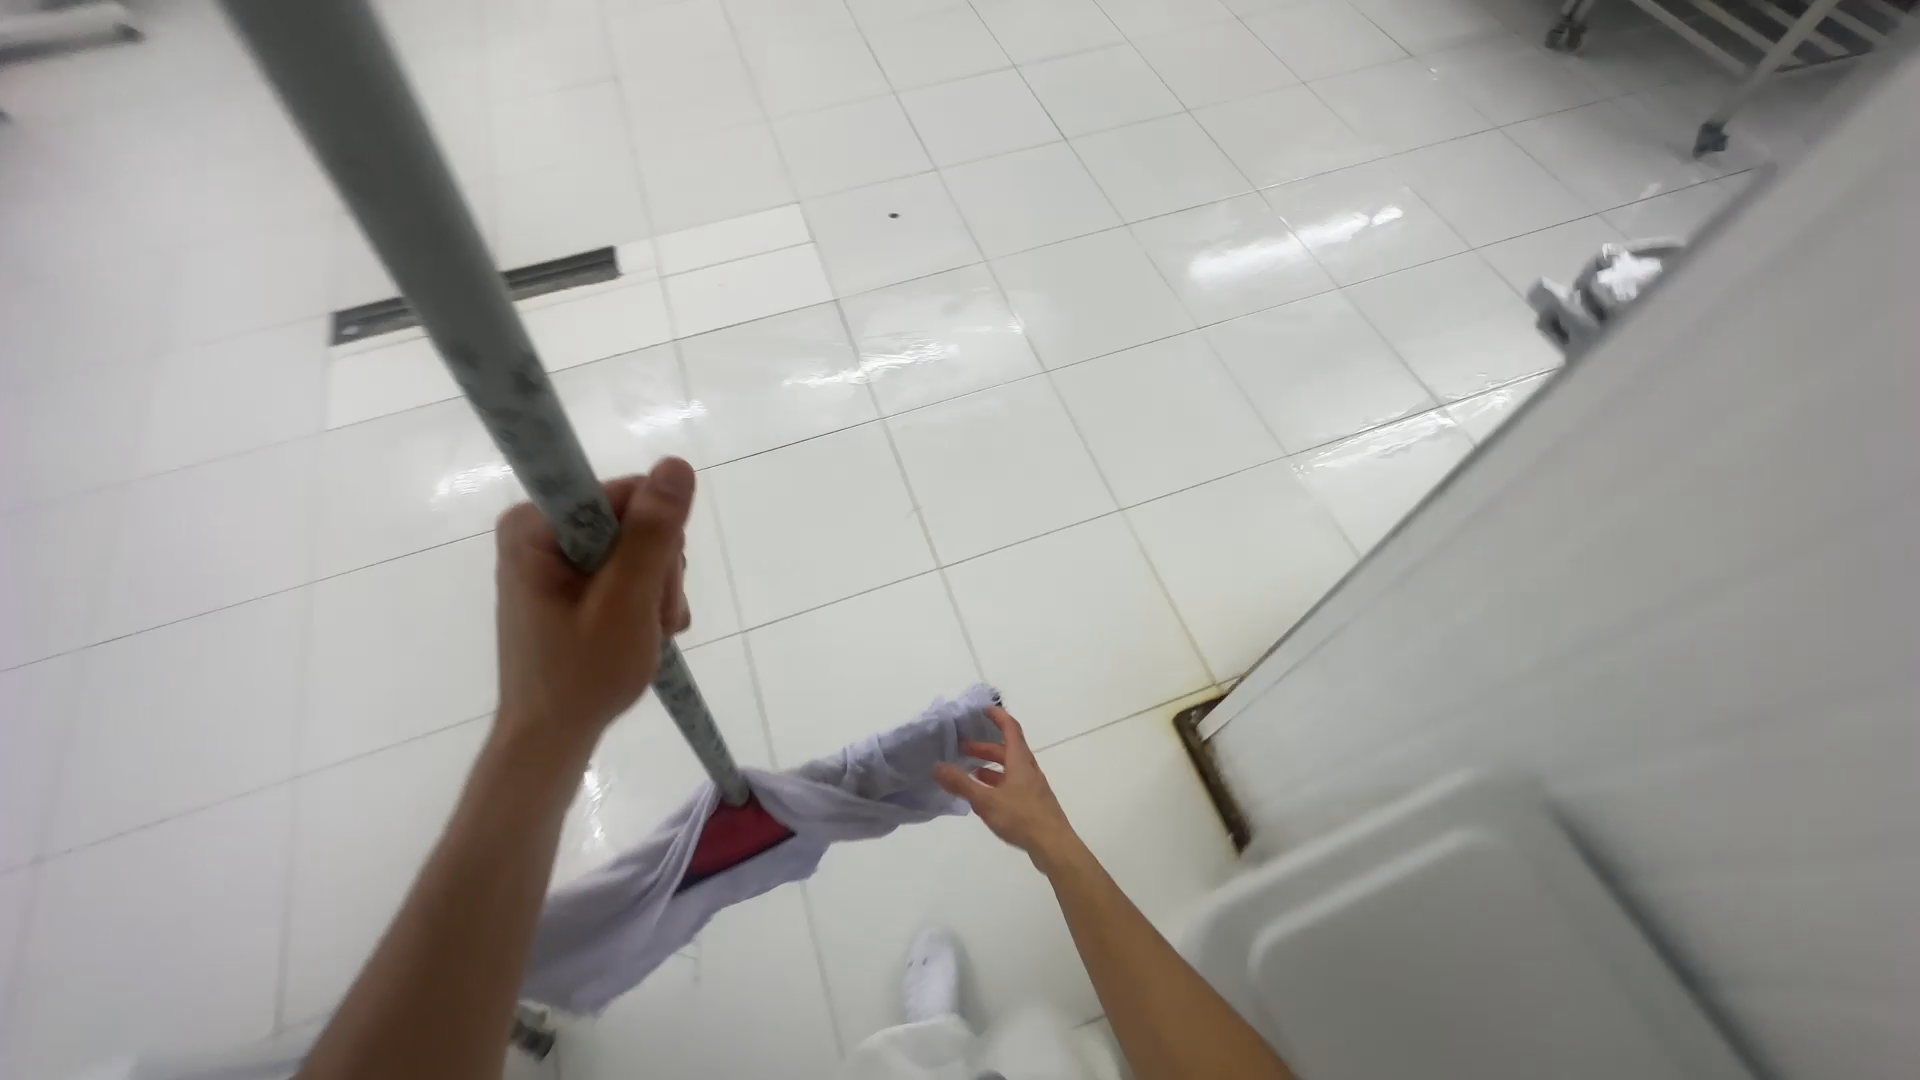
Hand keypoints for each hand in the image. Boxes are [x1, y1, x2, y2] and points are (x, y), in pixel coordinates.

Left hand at [494, 457, 694, 749]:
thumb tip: (678, 465)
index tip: (652, 585)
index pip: (626, 494)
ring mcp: (557, 558)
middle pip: (636, 521)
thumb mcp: (627, 602)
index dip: (655, 536)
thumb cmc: (583, 673)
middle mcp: (542, 531)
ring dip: (658, 590)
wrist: (554, 736)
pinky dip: (648, 600)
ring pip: (641, 547)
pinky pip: (630, 568)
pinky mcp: (571, 581)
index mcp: (535, 526)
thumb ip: (652, 534)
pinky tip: (645, 631)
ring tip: (647, 631)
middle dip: (658, 570)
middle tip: (650, 617)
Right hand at [933, 706, 1084, 874]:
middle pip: (1007, 749)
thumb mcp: (987, 801)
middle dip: (984, 745)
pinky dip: (996, 782)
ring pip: (1009, 767)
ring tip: (969, 771)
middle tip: (962, 748)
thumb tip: (937, 766)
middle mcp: (1028, 769)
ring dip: (990, 765)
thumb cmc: (1022, 817)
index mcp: (1020, 761)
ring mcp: (1032, 786)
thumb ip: (961, 783)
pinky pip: (1011, 783)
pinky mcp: (1032, 802)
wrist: (1054, 846)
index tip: (982, 709)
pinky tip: (984, 795)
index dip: (997, 716)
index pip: (1010, 728)